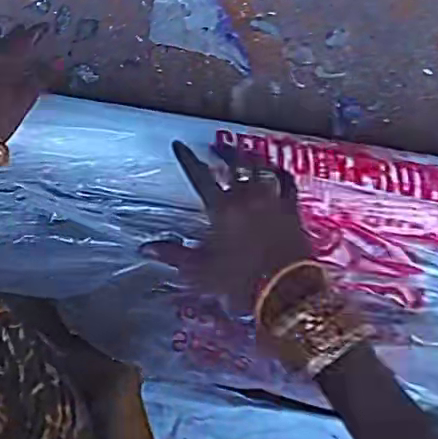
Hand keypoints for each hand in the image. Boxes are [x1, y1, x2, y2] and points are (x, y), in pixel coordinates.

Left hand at [0, 23, 50, 142]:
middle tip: (25, 29)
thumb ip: (43, 76)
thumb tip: (59, 61)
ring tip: (0, 32)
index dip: (36, 32)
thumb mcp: (26, 97)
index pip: (25, 38)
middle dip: (16, 33)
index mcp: (6, 58)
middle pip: (5, 38)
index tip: (44, 27)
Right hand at [141, 142, 316, 317]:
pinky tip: (277, 171)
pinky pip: (287, 183)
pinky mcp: (291, 211)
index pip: (198, 176)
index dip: (187, 159)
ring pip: (259, 169)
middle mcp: (246, 198)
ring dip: (250, 159)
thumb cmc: (240, 282)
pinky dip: (280, 174)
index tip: (180, 145)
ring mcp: (271, 202)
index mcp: (220, 209)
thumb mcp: (199, 271)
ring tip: (244, 153)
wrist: (285, 293)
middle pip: (233, 165)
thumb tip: (146, 248)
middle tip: (215, 147)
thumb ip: (173, 255)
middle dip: (222, 153)